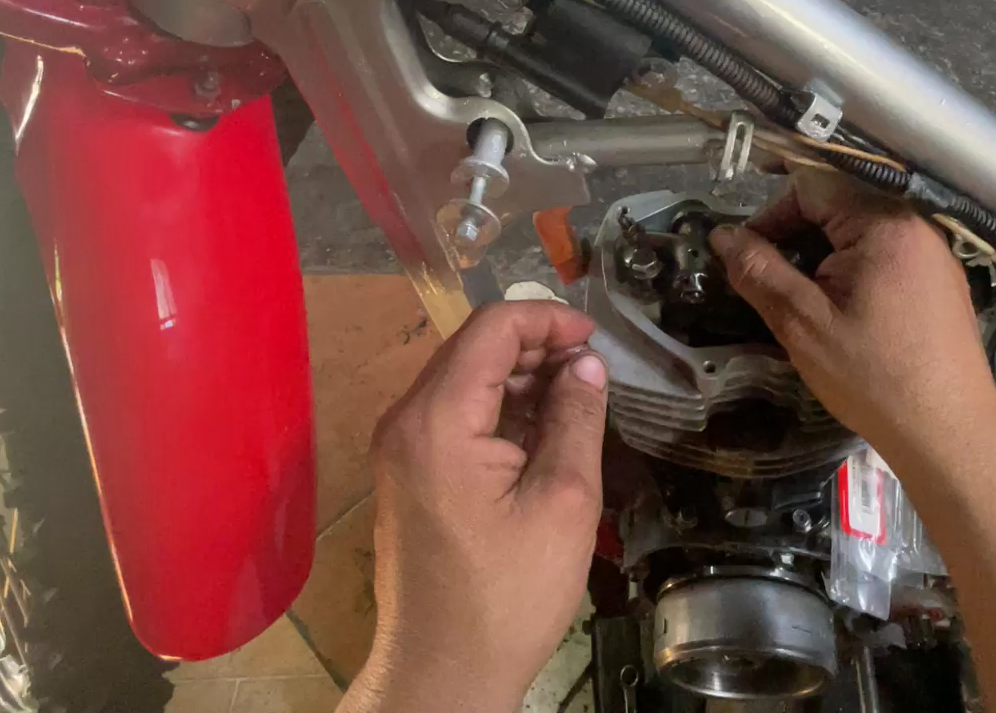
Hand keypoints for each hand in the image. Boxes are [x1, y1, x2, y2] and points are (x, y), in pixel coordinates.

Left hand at [341, 302, 609, 712]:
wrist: (442, 677)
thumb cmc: (509, 595)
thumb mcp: (565, 501)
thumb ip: (576, 417)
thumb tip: (587, 362)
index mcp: (439, 419)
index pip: (492, 327)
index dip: (548, 318)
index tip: (594, 337)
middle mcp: (407, 418)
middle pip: (475, 345)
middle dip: (537, 344)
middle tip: (590, 370)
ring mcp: (401, 443)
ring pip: (466, 374)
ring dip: (521, 374)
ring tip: (573, 397)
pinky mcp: (408, 466)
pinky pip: (455, 409)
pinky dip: (500, 404)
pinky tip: (540, 428)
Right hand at [708, 170, 995, 452]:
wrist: (950, 435)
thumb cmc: (873, 376)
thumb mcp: (801, 323)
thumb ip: (758, 269)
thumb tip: (721, 234)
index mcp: (883, 223)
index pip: (812, 185)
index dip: (771, 213)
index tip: (749, 255)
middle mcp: (914, 224)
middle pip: (837, 203)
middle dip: (795, 235)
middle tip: (772, 281)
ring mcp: (933, 252)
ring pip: (859, 230)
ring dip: (821, 254)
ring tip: (803, 299)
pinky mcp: (940, 279)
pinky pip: (884, 252)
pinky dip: (851, 267)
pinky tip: (842, 309)